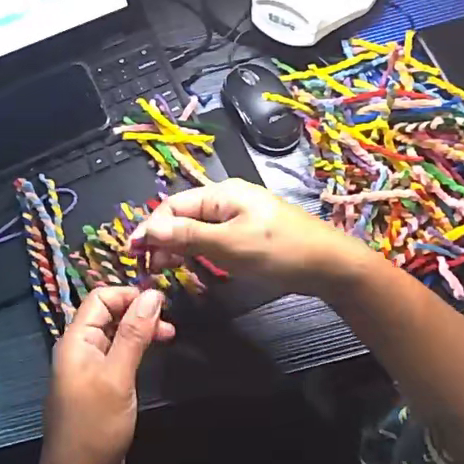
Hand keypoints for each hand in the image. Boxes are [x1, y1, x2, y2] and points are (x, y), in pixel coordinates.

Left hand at [41, 286, 173, 463]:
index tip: (161, 303)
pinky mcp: (98, 383)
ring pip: (115, 333)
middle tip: (170, 323)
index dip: (129, 294)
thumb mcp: (118, 377)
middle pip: (108, 313)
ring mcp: (88, 367)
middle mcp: (79, 348)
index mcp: (76, 340)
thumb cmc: (95, 425)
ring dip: (140, 329)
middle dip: (138, 311)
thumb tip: (153, 295)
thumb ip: (133, 335)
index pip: (100, 298)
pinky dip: (136, 348)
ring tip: (169, 336)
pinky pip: (117, 353)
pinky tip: (154, 352)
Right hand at [131, 179, 373, 296]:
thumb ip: (187, 236)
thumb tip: (148, 229)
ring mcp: (238, 216)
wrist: (330, 266)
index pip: (173, 205)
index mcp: (222, 193)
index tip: (133, 252)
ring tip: (164, 269)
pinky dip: (197, 251)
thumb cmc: (279, 251)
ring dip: (178, 247)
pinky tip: (191, 266)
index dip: (150, 228)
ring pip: (196, 228)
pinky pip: (212, 238)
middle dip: (162, 238)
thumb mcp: (229, 245)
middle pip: (182, 215)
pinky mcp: (247, 234)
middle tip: (147, 267)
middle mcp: (227, 199)